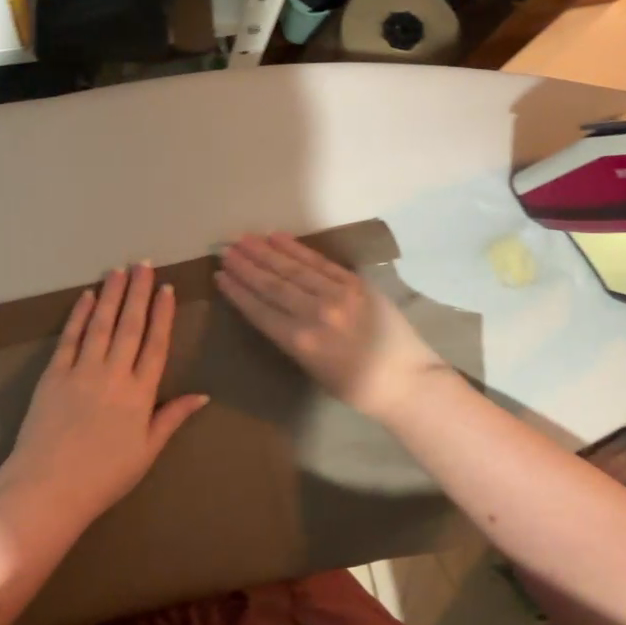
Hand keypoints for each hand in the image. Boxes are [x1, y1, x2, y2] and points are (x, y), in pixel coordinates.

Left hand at [0, 263, 209, 527]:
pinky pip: (70, 337)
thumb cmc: (104, 477)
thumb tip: (202, 395)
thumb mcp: (146, 452)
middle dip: (139, 292)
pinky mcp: (53, 374)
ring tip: (120, 270)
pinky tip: (87, 297)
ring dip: (112, 295)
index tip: (167, 288)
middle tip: (144, 264)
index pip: (155, 344)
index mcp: (140, 394)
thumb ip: (171, 418)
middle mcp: (113, 374)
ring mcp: (81, 370)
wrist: (49, 487)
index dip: (162, 314)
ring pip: (101, 324)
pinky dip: (80, 315)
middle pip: (130, 325)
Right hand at [215, 233, 458, 422]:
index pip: (259, 310)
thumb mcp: (312, 369)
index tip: (220, 275)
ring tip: (243, 239)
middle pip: (272, 284)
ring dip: (264, 252)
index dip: (237, 291)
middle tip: (224, 250)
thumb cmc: (355, 386)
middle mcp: (315, 314)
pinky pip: (319, 262)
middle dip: (245, 266)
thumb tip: (269, 309)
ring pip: (292, 268)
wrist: (406, 380)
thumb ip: (291, 338)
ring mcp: (337, 295)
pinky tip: (277, 238)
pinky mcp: (356, 283)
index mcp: (300, 342)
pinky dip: (296, 249)